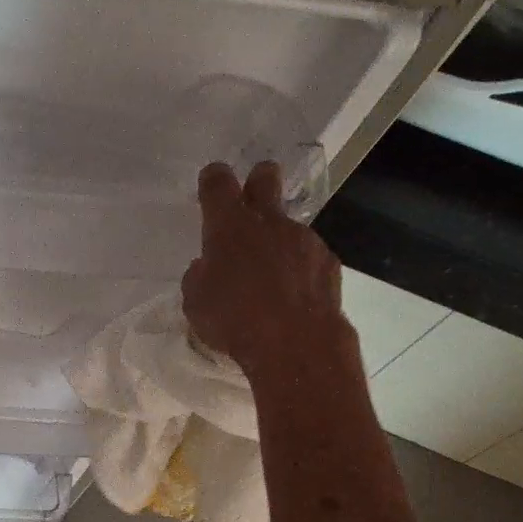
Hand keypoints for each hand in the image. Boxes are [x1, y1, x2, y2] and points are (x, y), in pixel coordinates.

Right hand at [181, 162, 356, 383]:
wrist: (294, 343)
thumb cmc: (233, 321)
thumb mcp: (195, 302)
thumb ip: (200, 275)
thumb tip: (209, 266)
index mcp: (229, 229)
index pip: (218, 185)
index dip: (213, 178)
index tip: (211, 181)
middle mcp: (269, 223)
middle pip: (266, 178)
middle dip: (257, 180)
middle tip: (251, 197)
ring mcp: (303, 239)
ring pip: (286, 226)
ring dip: (275, 242)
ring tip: (267, 280)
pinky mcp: (327, 261)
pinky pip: (307, 256)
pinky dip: (296, 269)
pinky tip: (290, 296)